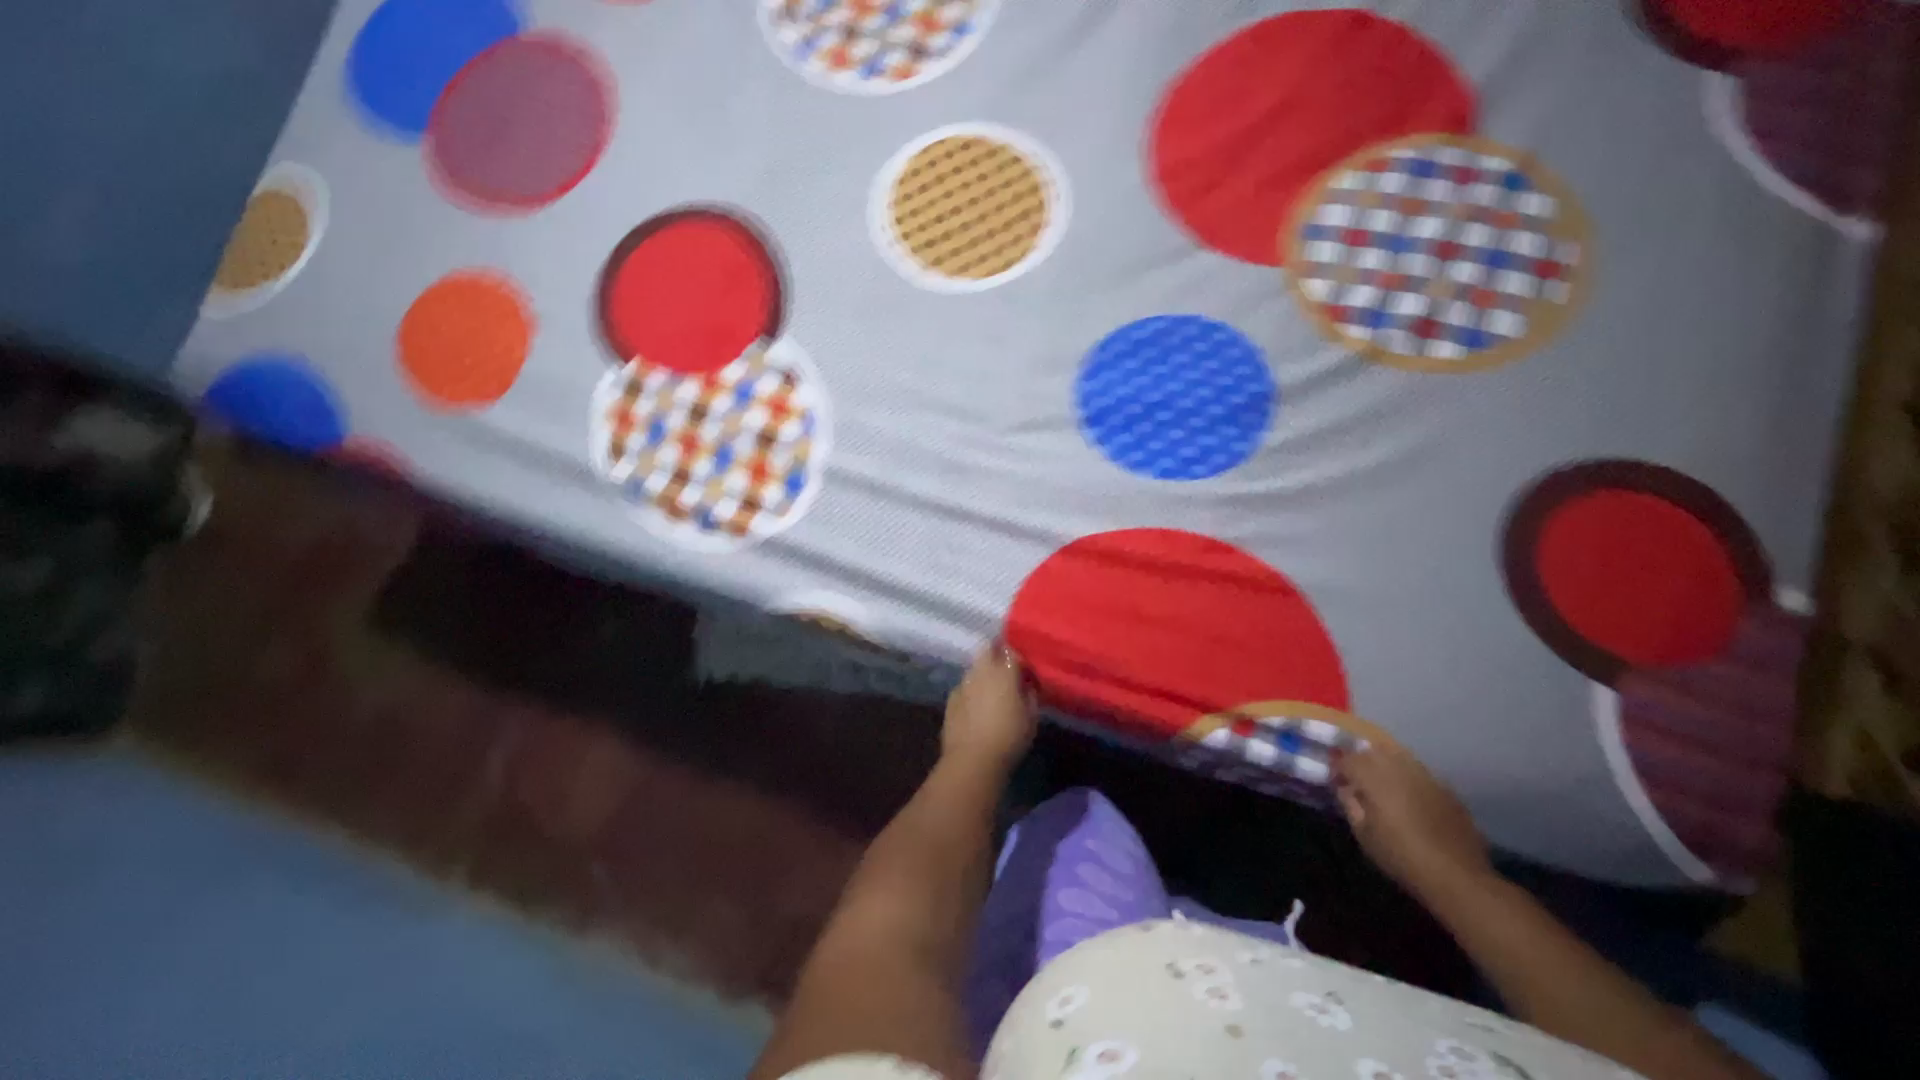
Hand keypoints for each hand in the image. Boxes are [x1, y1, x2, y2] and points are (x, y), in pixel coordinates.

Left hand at [942, 641, 1037, 770]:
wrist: (972, 760)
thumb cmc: (1009, 738)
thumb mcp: (1031, 717)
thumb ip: (1030, 694)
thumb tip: (1026, 685)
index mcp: (1004, 672)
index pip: (1011, 650)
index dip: (1018, 656)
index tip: (1025, 668)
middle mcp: (981, 671)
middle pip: (988, 650)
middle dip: (997, 655)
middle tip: (1007, 671)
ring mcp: (963, 684)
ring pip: (975, 668)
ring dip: (984, 672)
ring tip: (992, 691)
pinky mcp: (951, 698)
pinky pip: (965, 686)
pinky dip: (972, 690)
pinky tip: (976, 706)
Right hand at [1334, 741, 1491, 896]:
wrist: (1456, 875)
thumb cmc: (1401, 856)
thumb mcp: (1364, 835)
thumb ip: (1350, 805)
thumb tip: (1345, 788)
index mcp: (1375, 779)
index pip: (1349, 759)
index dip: (1338, 767)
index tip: (1335, 780)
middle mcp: (1401, 769)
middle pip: (1374, 751)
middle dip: (1361, 760)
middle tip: (1356, 779)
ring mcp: (1427, 776)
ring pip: (1400, 756)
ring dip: (1385, 764)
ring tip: (1382, 784)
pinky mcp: (1447, 788)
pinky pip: (1420, 772)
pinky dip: (1408, 777)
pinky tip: (1409, 796)